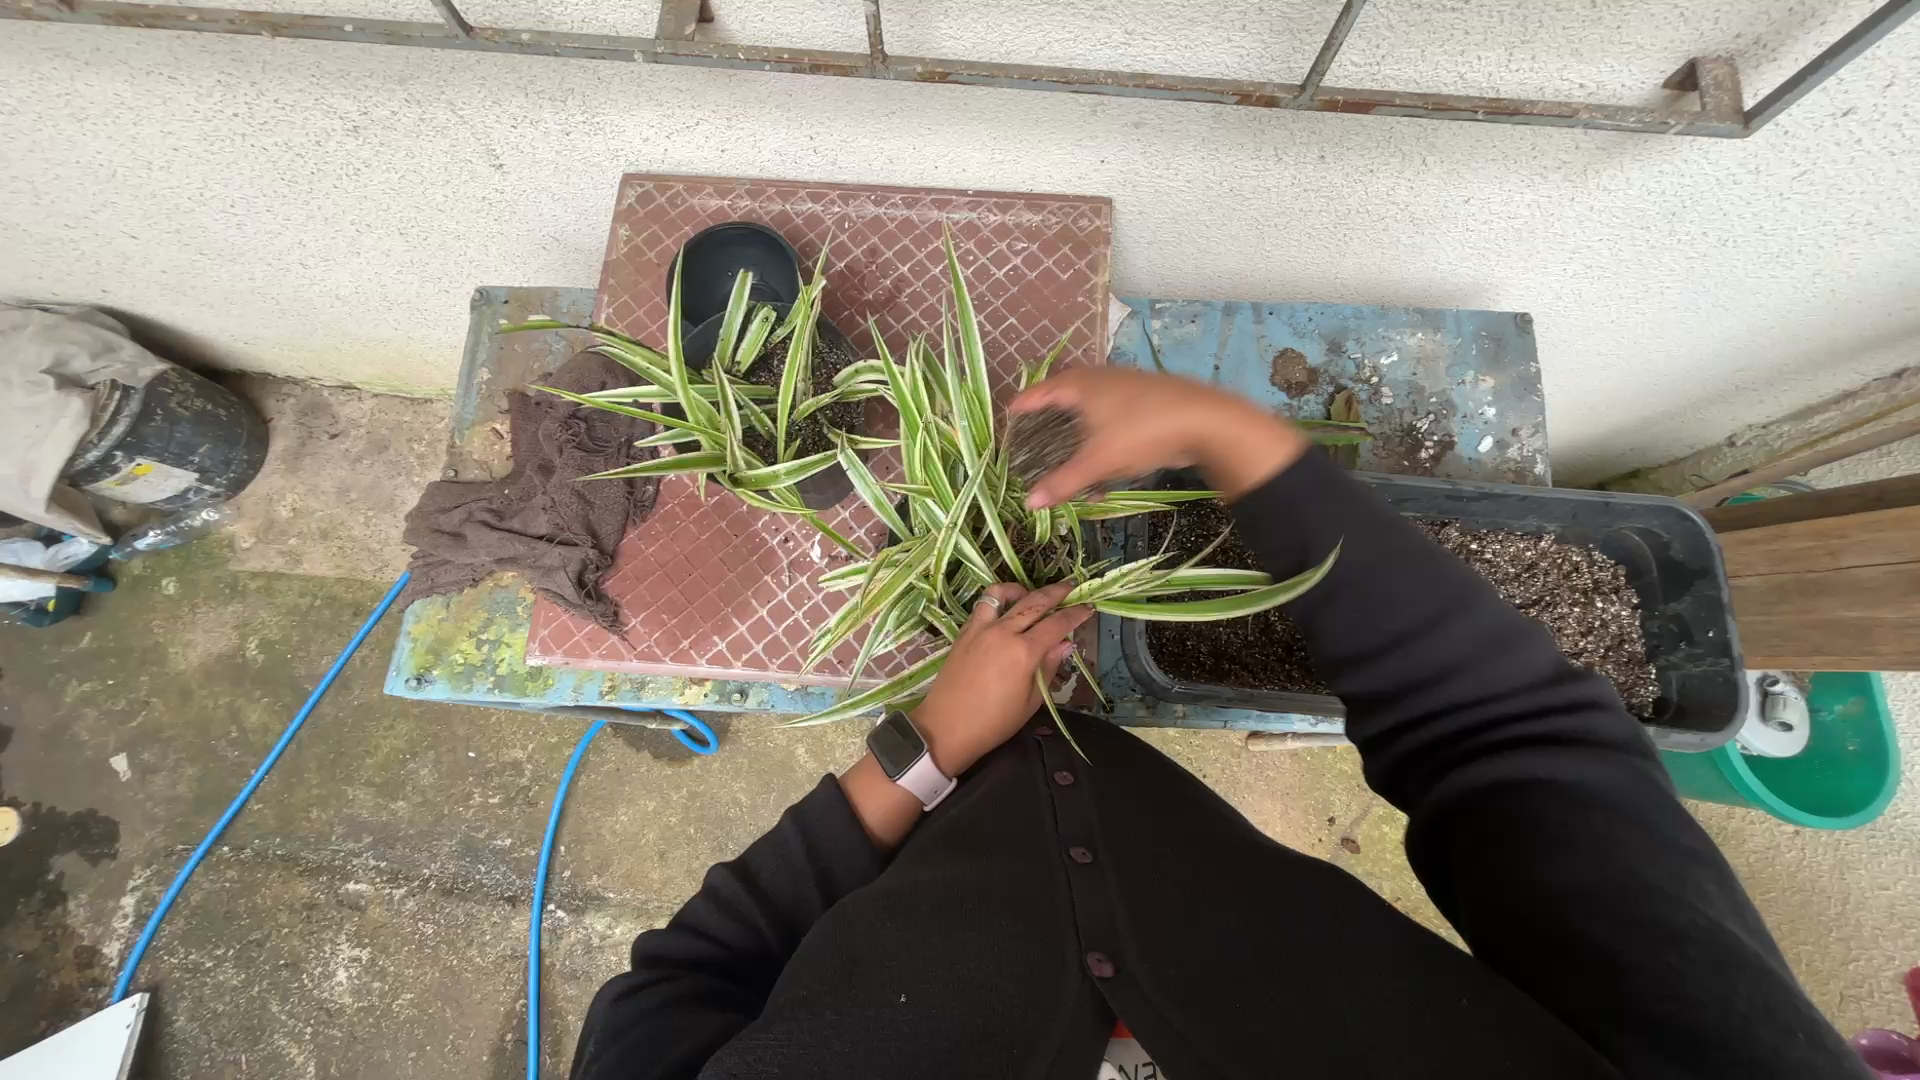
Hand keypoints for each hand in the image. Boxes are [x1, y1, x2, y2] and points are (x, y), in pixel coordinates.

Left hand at [912, 581, 1091, 774]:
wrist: (947, 727)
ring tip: (1033, 594)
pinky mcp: (965, 632)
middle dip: (1056, 592)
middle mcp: (1003, 632)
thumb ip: (1048, 667)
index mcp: (1024, 652)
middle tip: (1071, 587)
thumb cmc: (994, 722)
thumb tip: (1065, 644)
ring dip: (1023, 590)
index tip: (1088, 608)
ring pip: (1003, 594)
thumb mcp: (1031, 701)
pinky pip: (983, 605)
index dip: (1075, 614)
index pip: (1056, 624)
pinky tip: (1006, 608)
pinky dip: (998, 599)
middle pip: (1034, 602)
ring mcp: (981, 628)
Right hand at [1009, 368, 1309, 506]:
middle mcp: (1100, 378)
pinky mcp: (1146, 402)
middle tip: (1034, 434)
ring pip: (1092, 411)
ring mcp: (1125, 387)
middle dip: (1051, 418)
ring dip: (1080, 436)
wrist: (1205, 421)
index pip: (1040, 391)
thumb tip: (1029, 503)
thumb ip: (1063, 482)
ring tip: (1069, 456)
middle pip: (1065, 396)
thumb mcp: (1098, 461)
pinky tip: (1107, 471)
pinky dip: (1103, 441)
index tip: (1008, 415)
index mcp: (1080, 384)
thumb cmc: (1141, 432)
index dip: (1023, 405)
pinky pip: (1113, 421)